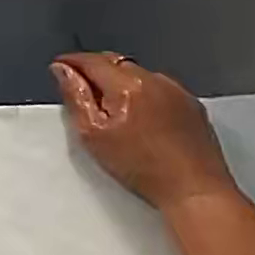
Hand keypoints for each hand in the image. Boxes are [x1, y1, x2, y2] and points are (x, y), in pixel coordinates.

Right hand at [50, 52, 240, 212]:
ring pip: (137, 73)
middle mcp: (155, 80)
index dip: (71, 61)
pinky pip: (158, 86)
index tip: (59, 67)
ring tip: (111, 104)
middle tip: (80, 86)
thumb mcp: (92, 134)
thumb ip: (75, 96)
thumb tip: (62, 70)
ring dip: (119, 79)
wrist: (196, 193)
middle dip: (94, 68)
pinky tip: (140, 113)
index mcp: (127, 86)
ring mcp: (178, 92)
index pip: (91, 61)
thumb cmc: (140, 167)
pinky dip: (143, 91)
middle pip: (115, 62)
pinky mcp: (193, 105)